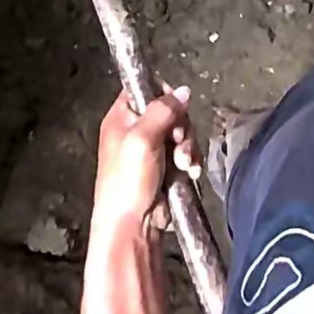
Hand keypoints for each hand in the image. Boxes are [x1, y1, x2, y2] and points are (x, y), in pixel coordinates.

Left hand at [91, 85, 200, 233]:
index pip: (145, 89)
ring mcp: (153, 149)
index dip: (163, 94)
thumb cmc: (128, 179)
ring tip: (184, 165)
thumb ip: (163, 110)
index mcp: (122, 117)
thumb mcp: (142, 137)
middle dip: (181, 127)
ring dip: (188, 147)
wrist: (132, 224)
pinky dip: (192, 161)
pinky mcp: (167, 167)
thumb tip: (184, 91)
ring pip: (182, 132)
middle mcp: (137, 130)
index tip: (173, 108)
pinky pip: (187, 153)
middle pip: (171, 111)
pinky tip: (190, 171)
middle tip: (176, 142)